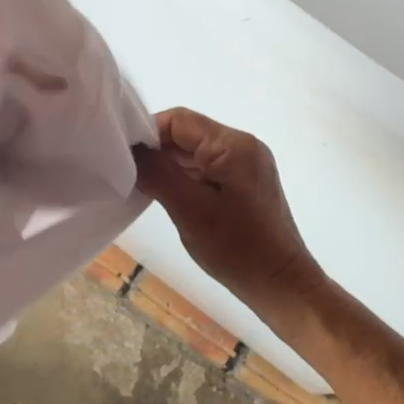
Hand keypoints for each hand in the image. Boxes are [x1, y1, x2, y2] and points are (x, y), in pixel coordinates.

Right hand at [135, 108, 323, 308]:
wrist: (281, 284)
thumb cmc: (237, 249)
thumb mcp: (190, 211)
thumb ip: (158, 174)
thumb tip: (131, 152)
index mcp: (233, 145)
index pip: (179, 120)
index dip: (147, 133)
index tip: (123, 156)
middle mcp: (244, 145)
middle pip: (188, 133)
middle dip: (157, 150)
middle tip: (127, 172)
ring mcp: (248, 163)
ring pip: (197, 150)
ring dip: (170, 164)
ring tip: (143, 185)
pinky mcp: (247, 181)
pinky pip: (209, 166)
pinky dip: (186, 175)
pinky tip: (169, 194)